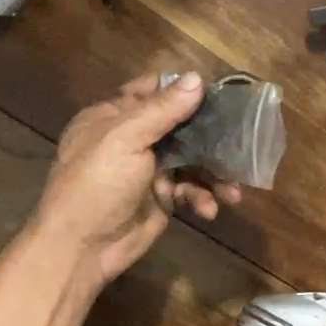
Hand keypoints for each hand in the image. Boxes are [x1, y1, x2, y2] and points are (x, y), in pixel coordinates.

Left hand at [26, 72, 242, 287]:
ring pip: (192, 161)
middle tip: (243, 141)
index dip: (184, 90)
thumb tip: (198, 78)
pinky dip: (202, 198)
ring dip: (214, 175)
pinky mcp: (162, 197)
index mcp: (114, 116)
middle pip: (181, 127)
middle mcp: (132, 139)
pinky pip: (191, 190)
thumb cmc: (97, 184)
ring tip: (233, 192)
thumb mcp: (125, 139)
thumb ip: (163, 109)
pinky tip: (208, 210)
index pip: (152, 91)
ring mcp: (148, 170)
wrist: (83, 247)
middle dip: (212, 137)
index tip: (220, 93)